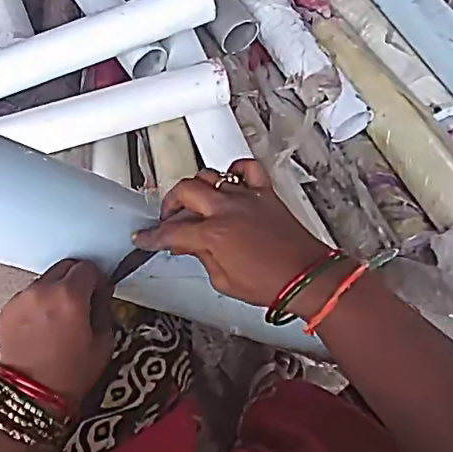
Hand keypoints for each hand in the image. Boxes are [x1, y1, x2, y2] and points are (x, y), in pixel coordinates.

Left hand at [0, 259, 116, 403]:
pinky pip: (29, 297)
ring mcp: (21, 298)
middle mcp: (42, 290)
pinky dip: (39, 304)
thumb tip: (100, 296)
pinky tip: (43, 327)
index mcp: (70, 296)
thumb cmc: (70, 375)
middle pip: (65, 267)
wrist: (29, 396)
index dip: (98, 279)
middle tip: (84, 301)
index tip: (101, 292)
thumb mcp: (103, 344)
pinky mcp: (7, 309)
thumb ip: (104, 310)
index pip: (87, 268)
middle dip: (77, 279)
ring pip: (45, 281)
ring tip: (61, 318)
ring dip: (56, 291)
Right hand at [132, 160, 335, 308]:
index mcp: (214, 234)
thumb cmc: (272, 283)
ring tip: (194, 203)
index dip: (152, 236)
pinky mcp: (265, 194)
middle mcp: (227, 210)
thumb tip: (189, 245)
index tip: (144, 237)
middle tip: (168, 219)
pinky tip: (228, 182)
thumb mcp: (223, 280)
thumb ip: (201, 256)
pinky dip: (234, 171)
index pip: (171, 231)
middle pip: (184, 191)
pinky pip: (247, 168)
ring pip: (209, 176)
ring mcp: (246, 198)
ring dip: (196, 188)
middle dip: (169, 205)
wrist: (307, 278)